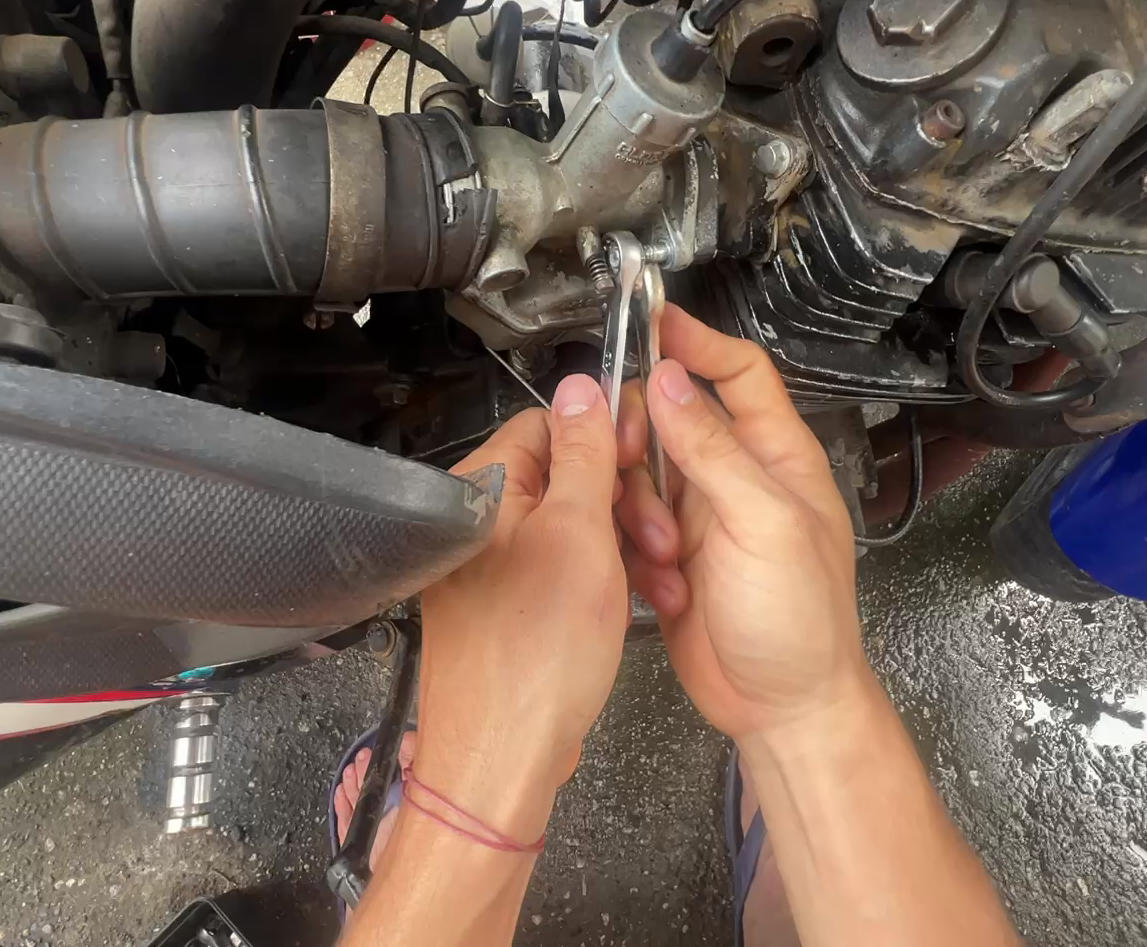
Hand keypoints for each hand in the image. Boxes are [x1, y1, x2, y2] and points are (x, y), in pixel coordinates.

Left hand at [413, 374, 628, 841]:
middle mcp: (483, 520)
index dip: (602, 435)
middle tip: (659, 531)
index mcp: (482, 489)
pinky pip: (569, 563)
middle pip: (567, 474)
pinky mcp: (519, 599)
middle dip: (623, 499)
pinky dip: (608, 573)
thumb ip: (584, 453)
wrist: (507, 758)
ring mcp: (500, 562)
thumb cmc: (535, 655)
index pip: (547, 424)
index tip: (641, 457)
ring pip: (576, 522)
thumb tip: (581, 387)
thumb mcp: (579, 533)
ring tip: (664, 575)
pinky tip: (648, 595)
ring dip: (626, 540)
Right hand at [616, 305, 873, 742]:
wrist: (780, 706)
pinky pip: (627, 518)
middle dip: (639, 437)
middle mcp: (733, 473)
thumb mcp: (762, 524)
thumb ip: (712, 449)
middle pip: (667, 416)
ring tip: (663, 555)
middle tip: (624, 464)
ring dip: (637, 507)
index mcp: (774, 454)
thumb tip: (666, 379)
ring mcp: (698, 511)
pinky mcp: (668, 549)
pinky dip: (632, 545)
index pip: (737, 372)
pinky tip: (659, 584)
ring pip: (638, 469)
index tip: (650, 323)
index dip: (696, 342)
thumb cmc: (798, 618)